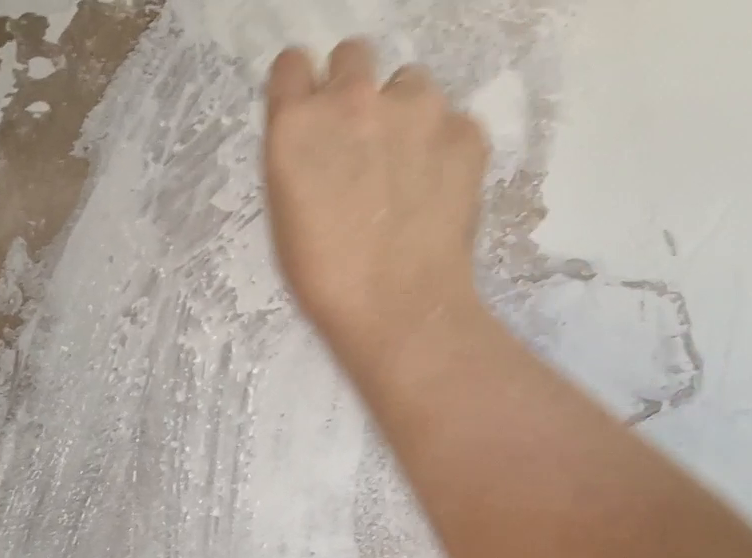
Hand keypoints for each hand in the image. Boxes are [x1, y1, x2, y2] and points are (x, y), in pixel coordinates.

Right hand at [264, 40, 490, 356]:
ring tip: (404, 172)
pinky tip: (435, 192)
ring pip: (409, 83)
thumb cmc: (323, 277)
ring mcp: (417, 108)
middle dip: (353, 89)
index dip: (301, 87)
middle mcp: (353, 99)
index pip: (291, 65)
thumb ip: (299, 156)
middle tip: (359, 141)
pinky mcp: (466, 129)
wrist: (396, 308)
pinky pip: (452, 120)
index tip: (310, 112)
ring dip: (403, 114)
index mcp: (296, 125)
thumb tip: (320, 140)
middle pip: (353, 54)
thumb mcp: (285, 213)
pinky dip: (443, 147)